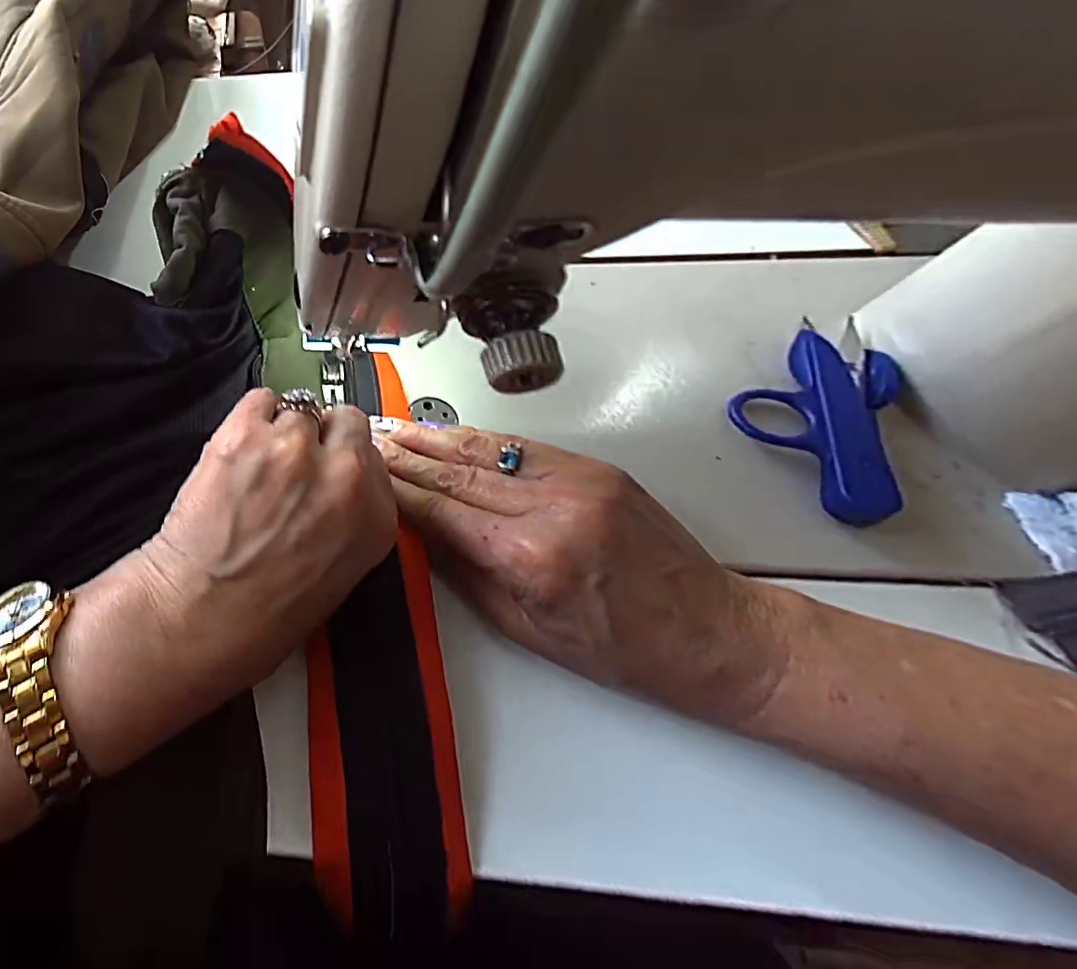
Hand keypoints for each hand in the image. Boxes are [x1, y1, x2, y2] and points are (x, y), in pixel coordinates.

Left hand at [142, 388, 397, 690]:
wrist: (199, 616)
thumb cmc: (261, 611)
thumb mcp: (341, 572)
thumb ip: (353, 513)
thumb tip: (340, 475)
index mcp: (375, 515)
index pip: (374, 453)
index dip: (343, 457)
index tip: (328, 463)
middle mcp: (344, 477)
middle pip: (345, 420)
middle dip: (322, 438)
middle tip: (294, 463)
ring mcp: (294, 451)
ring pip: (300, 410)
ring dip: (281, 432)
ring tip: (258, 468)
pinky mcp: (246, 435)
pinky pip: (260, 399)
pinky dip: (251, 418)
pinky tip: (241, 451)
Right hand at [372, 419, 791, 725]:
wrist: (707, 629)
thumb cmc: (622, 647)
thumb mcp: (525, 627)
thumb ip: (466, 573)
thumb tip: (422, 535)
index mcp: (531, 557)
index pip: (442, 510)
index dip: (398, 491)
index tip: (369, 476)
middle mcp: (553, 507)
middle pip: (458, 473)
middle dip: (407, 456)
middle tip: (372, 442)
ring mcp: (578, 480)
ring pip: (487, 450)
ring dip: (437, 438)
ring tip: (398, 429)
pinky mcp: (596, 468)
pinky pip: (523, 446)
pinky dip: (481, 440)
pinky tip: (453, 434)